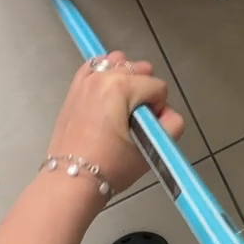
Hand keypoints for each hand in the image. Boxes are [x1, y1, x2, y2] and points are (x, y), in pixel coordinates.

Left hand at [45, 51, 184, 193]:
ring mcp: (86, 80)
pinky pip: (96, 67)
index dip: (160, 109)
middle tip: (137, 120)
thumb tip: (168, 114)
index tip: (148, 129)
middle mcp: (102, 76)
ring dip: (127, 80)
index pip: (158, 87)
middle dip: (145, 92)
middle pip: (140, 71)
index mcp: (120, 87)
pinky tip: (108, 96)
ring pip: (118, 63)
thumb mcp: (151, 149)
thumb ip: (172, 126)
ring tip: (124, 108)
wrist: (71, 181)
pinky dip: (105, 75)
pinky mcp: (75, 89)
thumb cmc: (109, 167)